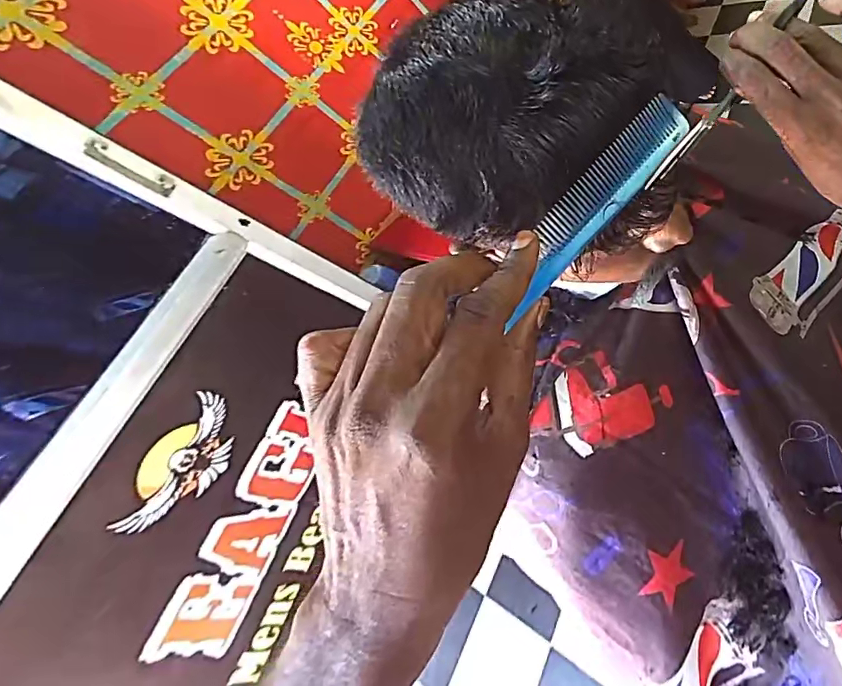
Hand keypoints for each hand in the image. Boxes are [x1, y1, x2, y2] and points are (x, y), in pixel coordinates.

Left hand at [272, 238, 546, 684]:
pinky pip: (336, 336)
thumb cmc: (457, 529)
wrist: (381, 587)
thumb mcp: (505, 450)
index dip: (508, 276)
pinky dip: (372, 323)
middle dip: (460, 266)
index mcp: (433, 422)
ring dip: (424, 292)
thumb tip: (528, 307)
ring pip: (379, 306)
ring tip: (454, 303)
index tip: (527, 254)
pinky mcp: (313, 406)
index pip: (475, 319)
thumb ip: (515, 368)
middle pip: (416, 294)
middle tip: (488, 271)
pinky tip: (398, 339)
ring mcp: (336, 402)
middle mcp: (377, 402)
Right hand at [722, 0, 841, 220]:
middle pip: (778, 46)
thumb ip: (774, 113)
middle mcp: (829, 95)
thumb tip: (750, 79)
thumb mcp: (795, 152)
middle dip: (750, 36)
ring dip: (782, 25)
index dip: (733, 61)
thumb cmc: (841, 178)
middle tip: (742, 38)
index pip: (754, 77)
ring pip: (812, 34)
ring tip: (770, 26)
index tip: (729, 58)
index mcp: (802, 124)